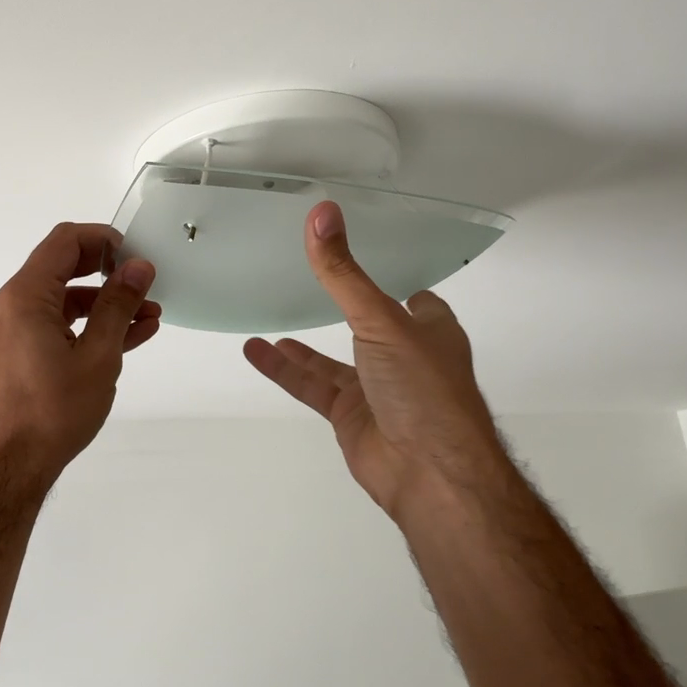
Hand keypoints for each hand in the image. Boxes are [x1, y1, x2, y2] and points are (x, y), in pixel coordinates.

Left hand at [0, 222, 159, 479]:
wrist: (6, 467)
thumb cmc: (52, 411)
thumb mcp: (98, 356)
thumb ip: (118, 306)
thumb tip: (139, 268)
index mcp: (23, 296)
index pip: (64, 242)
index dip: (103, 240)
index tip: (135, 257)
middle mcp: (9, 305)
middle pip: (62, 269)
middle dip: (108, 274)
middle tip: (145, 285)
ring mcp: (8, 331)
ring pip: (61, 302)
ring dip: (102, 305)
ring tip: (147, 319)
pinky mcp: (12, 354)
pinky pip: (52, 326)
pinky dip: (84, 327)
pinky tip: (123, 339)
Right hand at [244, 201, 502, 518]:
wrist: (430, 474)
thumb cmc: (421, 387)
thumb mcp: (381, 320)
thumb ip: (344, 273)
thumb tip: (321, 212)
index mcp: (430, 331)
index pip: (414, 299)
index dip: (393, 279)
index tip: (364, 255)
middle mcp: (405, 357)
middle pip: (369, 326)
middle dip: (345, 309)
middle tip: (308, 277)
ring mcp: (377, 390)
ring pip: (333, 360)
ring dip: (304, 344)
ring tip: (269, 314)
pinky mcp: (351, 417)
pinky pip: (313, 388)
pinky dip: (285, 371)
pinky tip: (256, 350)